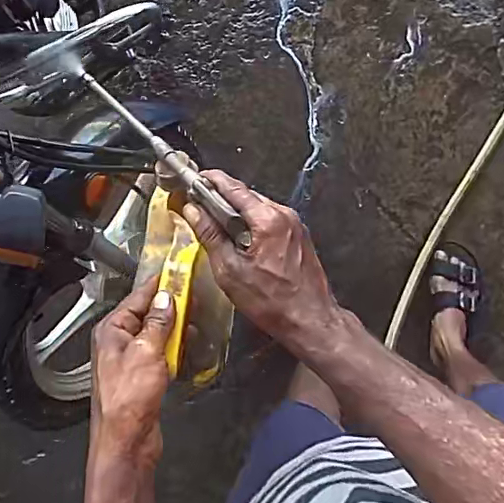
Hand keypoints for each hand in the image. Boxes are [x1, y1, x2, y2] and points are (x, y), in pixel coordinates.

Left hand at [90, 273, 175, 467]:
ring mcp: (128, 360)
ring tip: (194, 318)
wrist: (125, 442)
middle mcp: (117, 342)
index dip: (158, 284)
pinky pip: (158, 352)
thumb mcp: (146, 352)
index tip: (176, 272)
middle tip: (192, 294)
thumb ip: (158, 323)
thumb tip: (166, 298)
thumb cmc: (127, 399)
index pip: (137, 297)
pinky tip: (186, 346)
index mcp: (111, 330)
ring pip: (154, 333)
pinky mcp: (140, 376)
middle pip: (146, 314)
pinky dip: (172, 347)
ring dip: (173, 327)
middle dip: (169, 305)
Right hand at [182, 171, 355, 355]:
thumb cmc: (274, 302)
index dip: (210, 180)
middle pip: (245, 195)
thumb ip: (210, 235)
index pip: (233, 187)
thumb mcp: (230, 270)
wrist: (311, 321)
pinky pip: (268, 219)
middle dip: (220, 198)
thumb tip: (193, 211)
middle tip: (199, 206)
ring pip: (256, 207)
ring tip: (217, 228)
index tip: (195, 181)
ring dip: (235, 213)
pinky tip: (240, 241)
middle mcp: (284, 215)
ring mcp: (293, 224)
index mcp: (267, 219)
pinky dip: (251, 223)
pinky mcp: (297, 234)